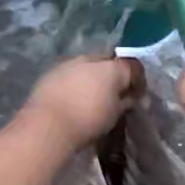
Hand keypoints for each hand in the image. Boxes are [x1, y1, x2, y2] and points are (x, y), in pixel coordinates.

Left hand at [19, 55, 143, 147]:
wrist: (47, 125)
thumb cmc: (87, 121)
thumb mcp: (113, 115)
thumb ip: (125, 102)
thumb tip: (131, 98)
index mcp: (111, 68)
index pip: (133, 66)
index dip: (138, 80)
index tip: (136, 95)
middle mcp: (90, 59)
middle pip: (109, 62)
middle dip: (114, 75)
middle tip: (114, 94)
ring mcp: (69, 63)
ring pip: (87, 65)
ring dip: (93, 76)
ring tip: (91, 95)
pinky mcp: (51, 71)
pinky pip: (70, 73)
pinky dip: (75, 81)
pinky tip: (73, 96)